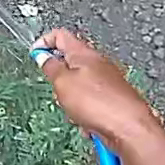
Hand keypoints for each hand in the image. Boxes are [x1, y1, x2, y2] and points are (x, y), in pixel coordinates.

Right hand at [33, 29, 160, 150]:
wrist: (130, 129)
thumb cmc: (101, 104)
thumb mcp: (63, 83)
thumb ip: (51, 67)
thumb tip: (42, 56)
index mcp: (84, 54)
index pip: (60, 36)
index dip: (44, 43)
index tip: (35, 54)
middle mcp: (97, 64)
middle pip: (68, 65)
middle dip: (58, 81)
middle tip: (58, 91)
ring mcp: (106, 83)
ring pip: (77, 89)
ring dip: (71, 102)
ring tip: (76, 112)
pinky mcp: (111, 102)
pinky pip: (89, 106)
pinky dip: (84, 115)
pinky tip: (89, 123)